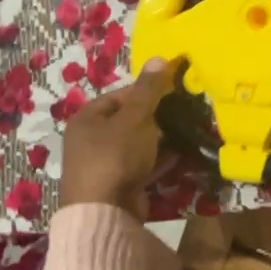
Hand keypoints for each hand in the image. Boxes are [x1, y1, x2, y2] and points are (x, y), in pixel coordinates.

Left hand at [61, 57, 182, 218]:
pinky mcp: (116, 183)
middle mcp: (88, 140)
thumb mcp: (136, 117)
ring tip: (184, 133)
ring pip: (135, 142)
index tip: (172, 93)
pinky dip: (157, 158)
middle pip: (127, 119)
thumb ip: (149, 89)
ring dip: (159, 138)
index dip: (146, 91)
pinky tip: (178, 155)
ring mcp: (102, 164)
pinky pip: (140, 163)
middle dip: (155, 116)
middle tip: (181, 113)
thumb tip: (159, 57)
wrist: (106, 212)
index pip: (119, 95)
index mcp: (86, 119)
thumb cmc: (116, 156)